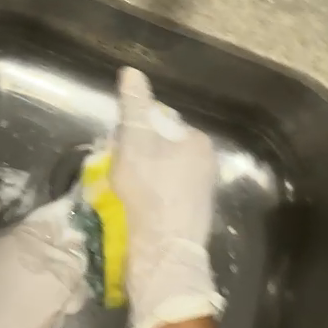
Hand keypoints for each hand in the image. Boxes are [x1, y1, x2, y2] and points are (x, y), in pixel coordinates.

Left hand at [0, 198, 86, 327]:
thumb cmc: (17, 310)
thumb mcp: (59, 284)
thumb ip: (75, 262)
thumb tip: (82, 249)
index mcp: (28, 234)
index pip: (61, 220)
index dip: (78, 243)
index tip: (84, 270)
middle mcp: (13, 246)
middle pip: (56, 258)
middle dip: (66, 284)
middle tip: (66, 306)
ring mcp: (1, 271)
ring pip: (43, 285)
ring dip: (51, 308)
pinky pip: (25, 303)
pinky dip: (33, 320)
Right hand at [112, 67, 222, 327]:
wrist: (164, 255)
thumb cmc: (149, 193)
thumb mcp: (135, 141)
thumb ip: (133, 107)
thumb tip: (131, 71)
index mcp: (198, 142)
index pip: (160, 124)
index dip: (135, 133)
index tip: (120, 149)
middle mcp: (207, 166)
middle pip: (161, 150)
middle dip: (139, 158)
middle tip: (120, 174)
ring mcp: (203, 194)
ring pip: (163, 176)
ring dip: (143, 181)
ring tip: (125, 195)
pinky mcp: (194, 219)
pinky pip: (166, 199)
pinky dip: (150, 201)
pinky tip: (136, 212)